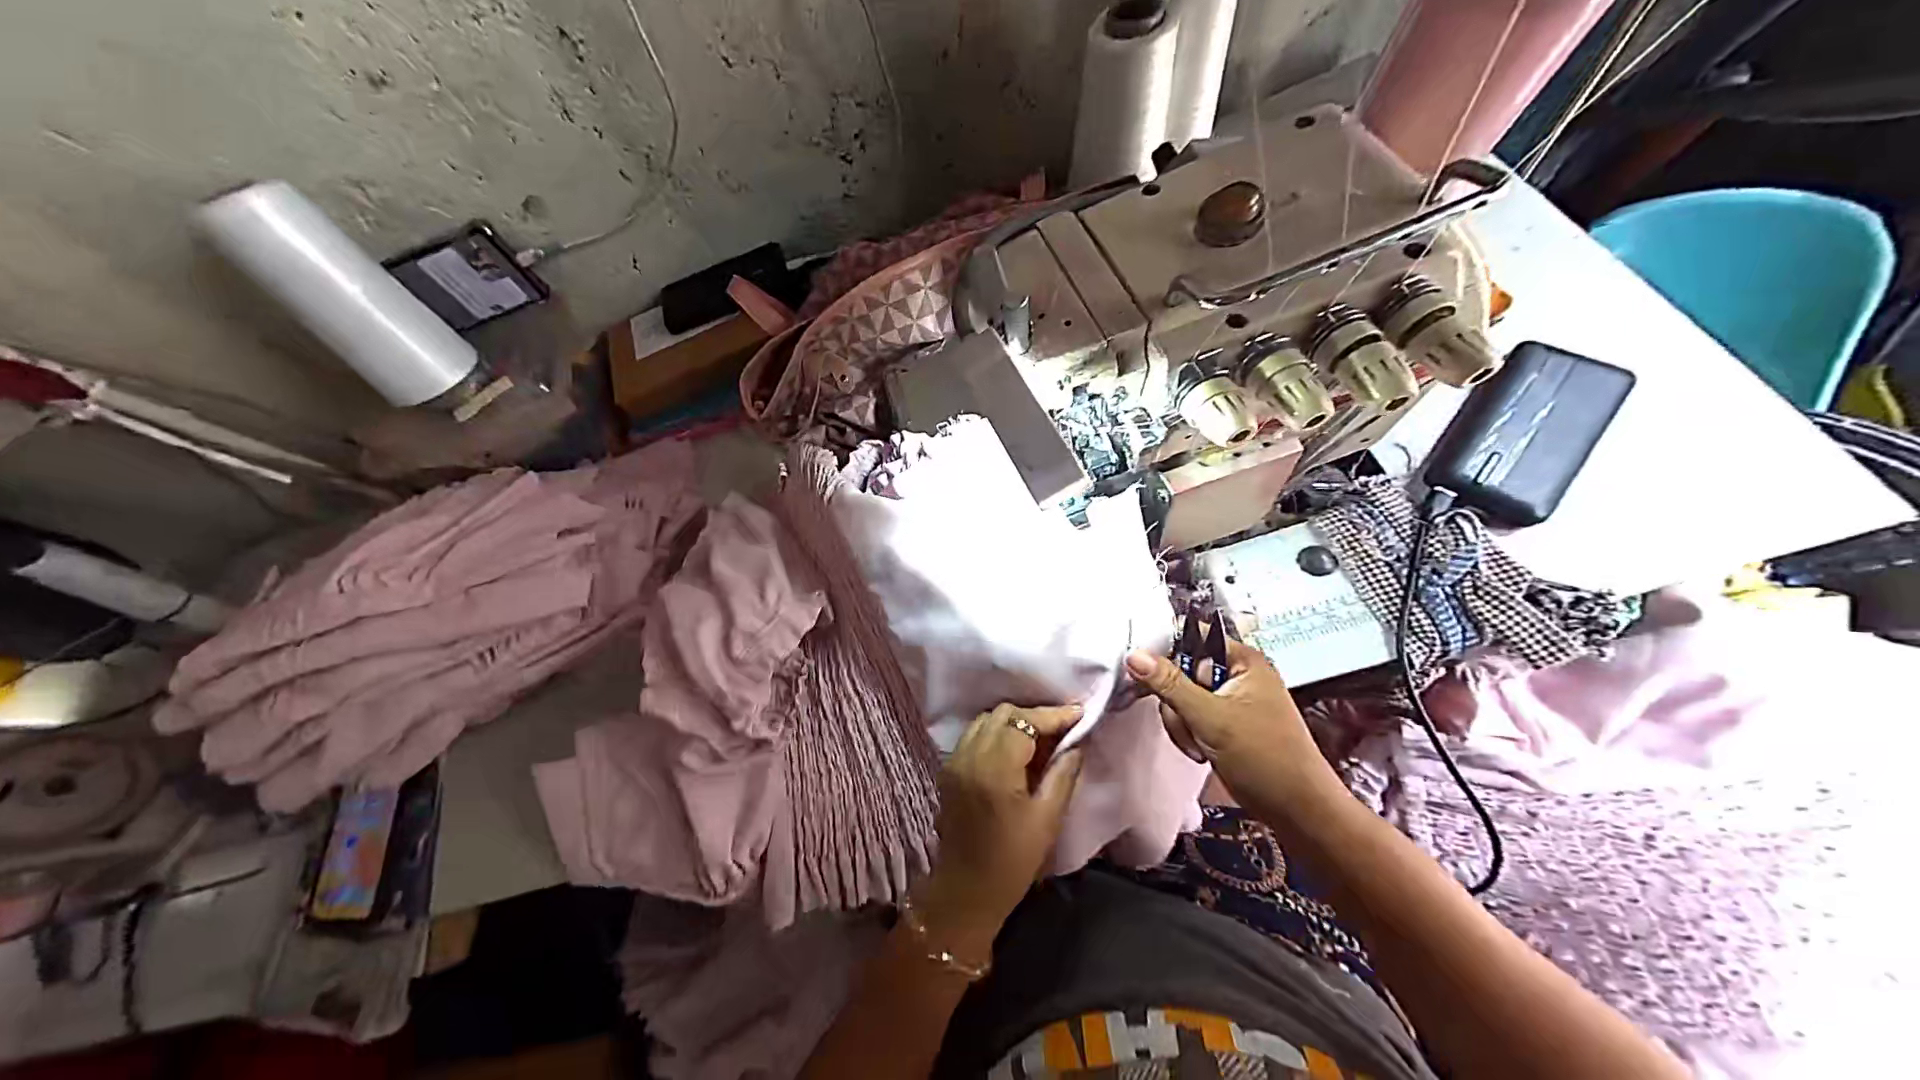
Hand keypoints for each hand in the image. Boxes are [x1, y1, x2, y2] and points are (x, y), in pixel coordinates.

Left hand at [915, 703, 1086, 960]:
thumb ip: (1063, 773)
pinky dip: (996, 734)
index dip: (1054, 716)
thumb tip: (1077, 742)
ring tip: (1041, 739)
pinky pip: (974, 736)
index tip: (1080, 714)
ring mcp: (955, 761)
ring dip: (1014, 723)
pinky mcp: (949, 770)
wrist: (966, 891)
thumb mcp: (1047, 818)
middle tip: (1063, 730)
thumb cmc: (1012, 860)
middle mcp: (969, 755)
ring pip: (986, 721)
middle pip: (1003, 714)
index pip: (1025, 722)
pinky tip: (1016, 752)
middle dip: (1034, 716)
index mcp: (994, 767)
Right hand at [1125, 641, 1345, 821]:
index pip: (1193, 636)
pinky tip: (1202, 751)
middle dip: (1176, 701)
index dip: (1167, 651)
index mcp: (1243, 660)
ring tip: (1201, 744)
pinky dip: (1190, 734)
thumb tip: (1135, 655)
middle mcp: (1237, 675)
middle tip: (1189, 722)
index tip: (1147, 673)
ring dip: (1182, 723)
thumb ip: (1169, 684)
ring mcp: (1231, 701)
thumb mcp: (1210, 717)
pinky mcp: (1225, 724)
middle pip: (1182, 670)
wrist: (1296, 809)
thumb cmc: (1265, 757)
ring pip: (1182, 697)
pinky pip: (1191, 717)